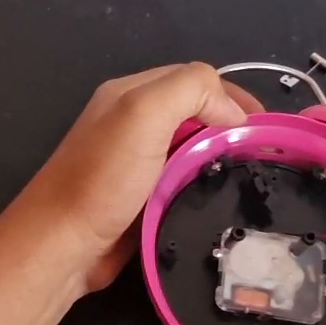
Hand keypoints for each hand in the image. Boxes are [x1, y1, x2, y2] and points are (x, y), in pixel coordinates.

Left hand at [6, 63, 263, 295]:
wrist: (62, 245)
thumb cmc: (102, 177)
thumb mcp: (144, 113)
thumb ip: (190, 90)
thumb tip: (231, 112)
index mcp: (132, 93)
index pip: (195, 79)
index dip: (231, 96)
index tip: (263, 127)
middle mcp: (133, 121)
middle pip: (195, 113)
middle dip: (230, 127)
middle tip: (263, 155)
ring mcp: (135, 162)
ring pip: (192, 149)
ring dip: (220, 158)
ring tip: (250, 178)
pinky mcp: (140, 197)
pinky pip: (182, 181)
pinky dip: (204, 185)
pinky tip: (220, 200)